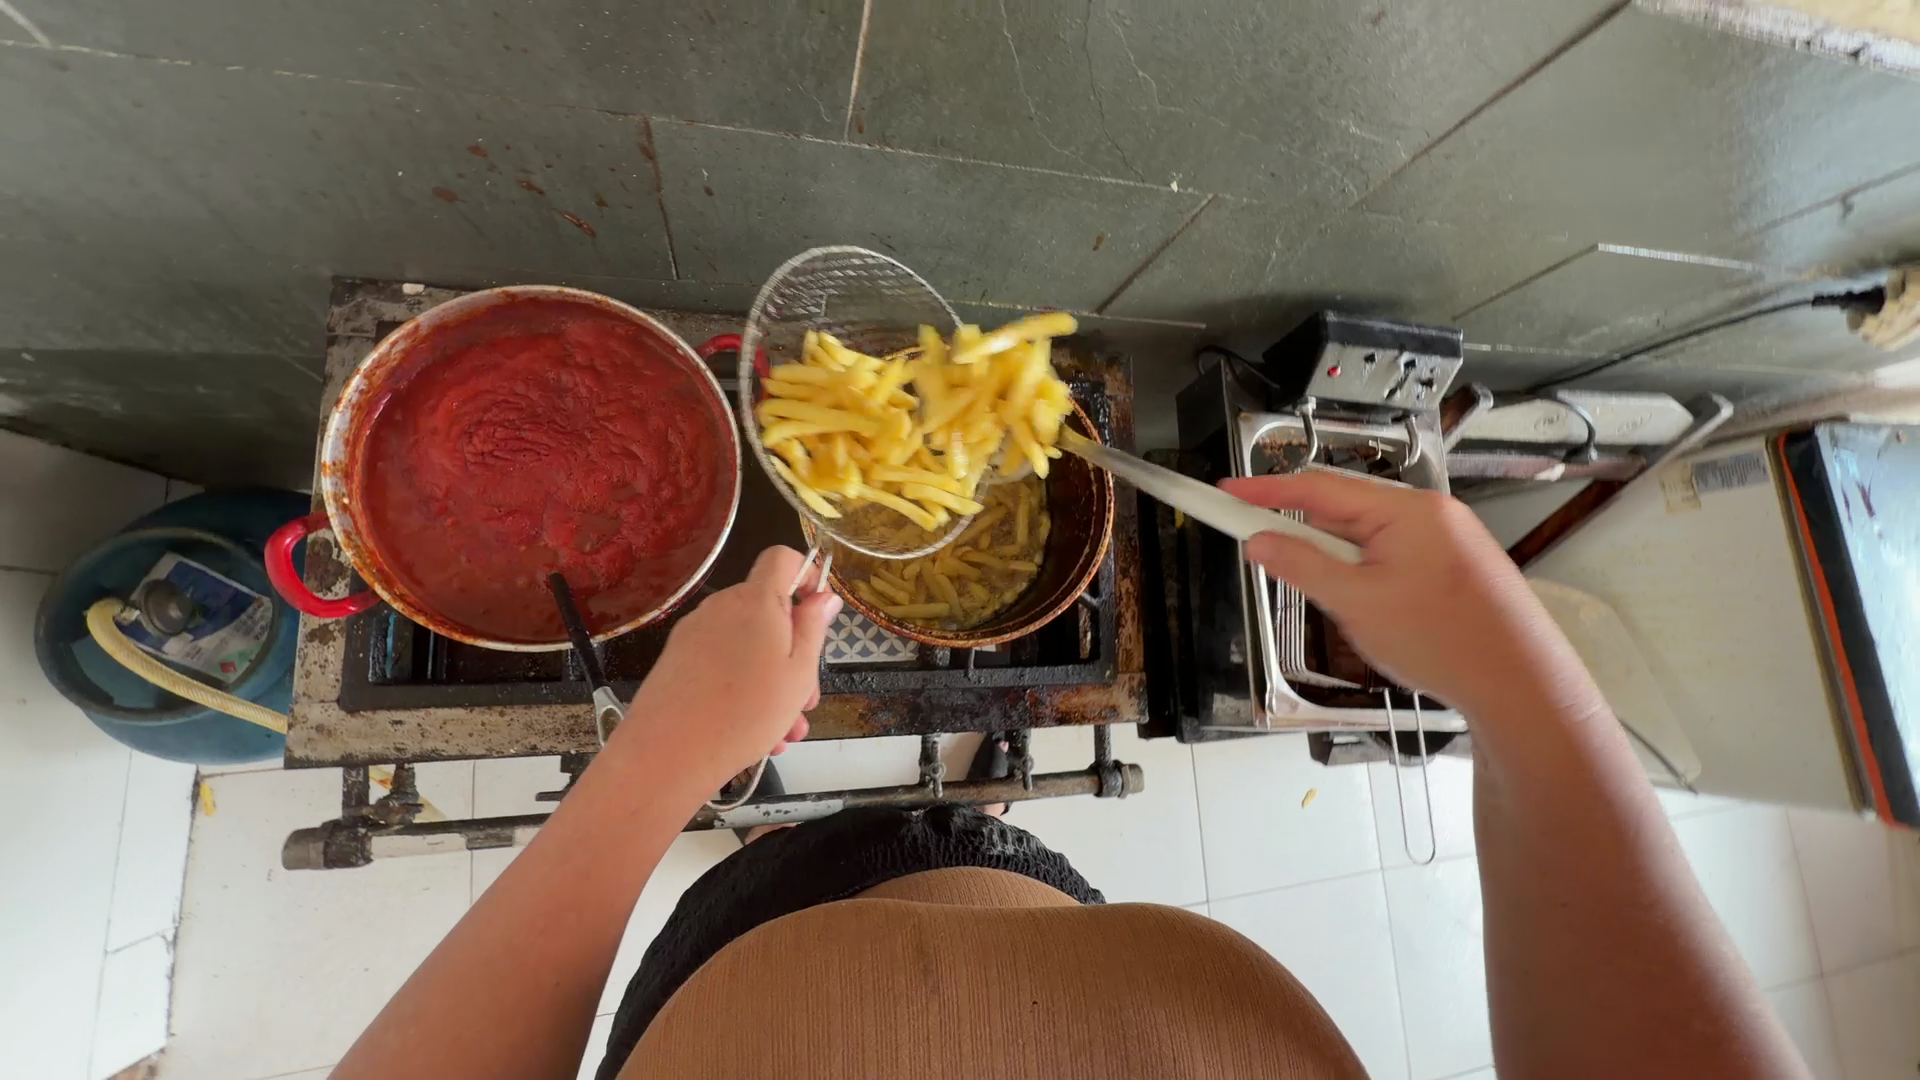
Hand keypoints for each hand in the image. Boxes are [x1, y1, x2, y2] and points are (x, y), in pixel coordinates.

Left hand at [613, 546, 841, 795]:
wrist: (667, 756)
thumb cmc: (745, 713)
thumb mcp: (800, 672)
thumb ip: (814, 628)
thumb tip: (824, 597)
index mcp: (757, 601)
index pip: (782, 559)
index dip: (806, 575)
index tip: (819, 611)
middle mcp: (722, 606)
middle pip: (769, 611)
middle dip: (795, 650)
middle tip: (807, 698)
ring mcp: (696, 632)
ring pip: (749, 644)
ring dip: (773, 679)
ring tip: (786, 730)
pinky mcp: (678, 659)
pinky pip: (724, 662)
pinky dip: (744, 686)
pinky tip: (757, 734)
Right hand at [1218, 472, 1589, 714]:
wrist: (1521, 688)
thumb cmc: (1446, 642)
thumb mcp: (1355, 603)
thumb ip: (1301, 566)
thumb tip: (1260, 542)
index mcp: (1407, 511)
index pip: (1318, 488)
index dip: (1265, 489)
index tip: (1228, 491)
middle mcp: (1428, 514)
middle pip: (1341, 507)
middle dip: (1299, 528)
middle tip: (1258, 545)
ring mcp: (1443, 537)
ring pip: (1364, 533)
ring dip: (1331, 555)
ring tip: (1323, 594)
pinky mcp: (1448, 562)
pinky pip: (1386, 550)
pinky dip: (1357, 566)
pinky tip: (1354, 597)